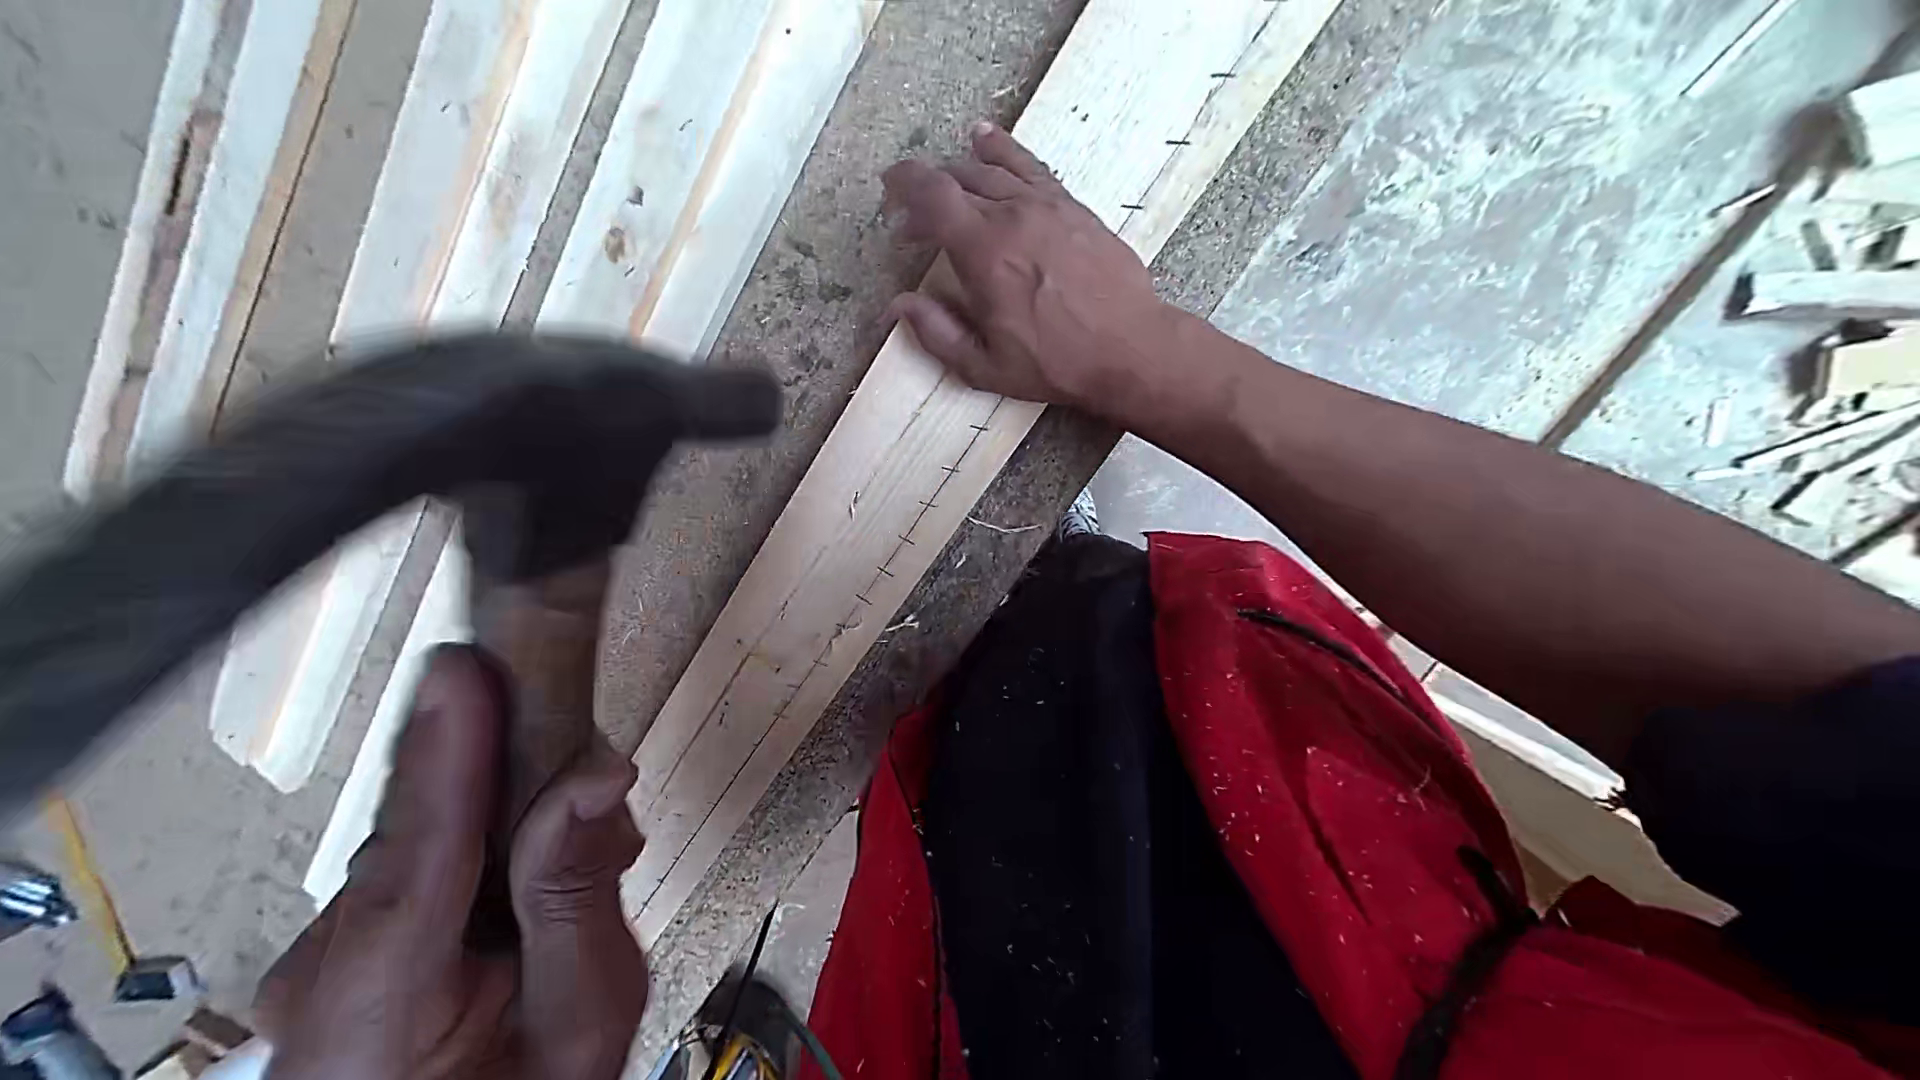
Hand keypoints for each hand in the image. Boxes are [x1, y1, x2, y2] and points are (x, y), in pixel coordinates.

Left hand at [256, 646, 646, 1079]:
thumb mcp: (588, 1011)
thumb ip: (580, 896)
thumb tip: (592, 782)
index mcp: (372, 1031)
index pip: (411, 875)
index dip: (442, 765)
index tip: (461, 673)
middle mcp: (323, 976)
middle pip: (425, 829)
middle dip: (517, 774)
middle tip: (596, 768)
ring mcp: (328, 943)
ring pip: (434, 822)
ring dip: (519, 799)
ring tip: (589, 842)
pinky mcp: (353, 917)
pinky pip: (434, 833)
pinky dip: (498, 817)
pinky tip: (545, 852)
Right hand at [881, 121, 1174, 419]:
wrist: (1129, 347)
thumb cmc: (1056, 362)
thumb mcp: (985, 366)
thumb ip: (937, 334)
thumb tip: (900, 306)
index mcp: (984, 252)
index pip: (931, 195)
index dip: (903, 185)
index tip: (889, 189)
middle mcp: (1013, 215)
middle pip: (958, 178)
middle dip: (927, 191)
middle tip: (916, 219)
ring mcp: (1047, 205)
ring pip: (992, 168)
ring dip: (960, 171)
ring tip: (944, 176)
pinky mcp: (1072, 207)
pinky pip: (1030, 166)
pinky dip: (1003, 151)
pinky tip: (988, 142)